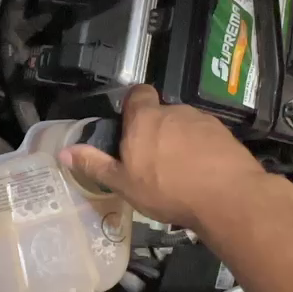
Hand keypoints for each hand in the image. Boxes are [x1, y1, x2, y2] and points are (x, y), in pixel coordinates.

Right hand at [60, 85, 267, 231]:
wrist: (230, 199)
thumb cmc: (167, 189)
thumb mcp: (123, 183)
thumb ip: (94, 164)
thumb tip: (63, 152)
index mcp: (144, 118)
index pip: (138, 93)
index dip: (133, 104)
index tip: (129, 125)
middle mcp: (174, 112)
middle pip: (161, 113)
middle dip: (156, 130)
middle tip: (151, 159)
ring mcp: (204, 122)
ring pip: (185, 126)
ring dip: (180, 141)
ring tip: (179, 171)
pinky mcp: (227, 136)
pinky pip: (207, 139)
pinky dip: (202, 151)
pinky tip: (202, 175)